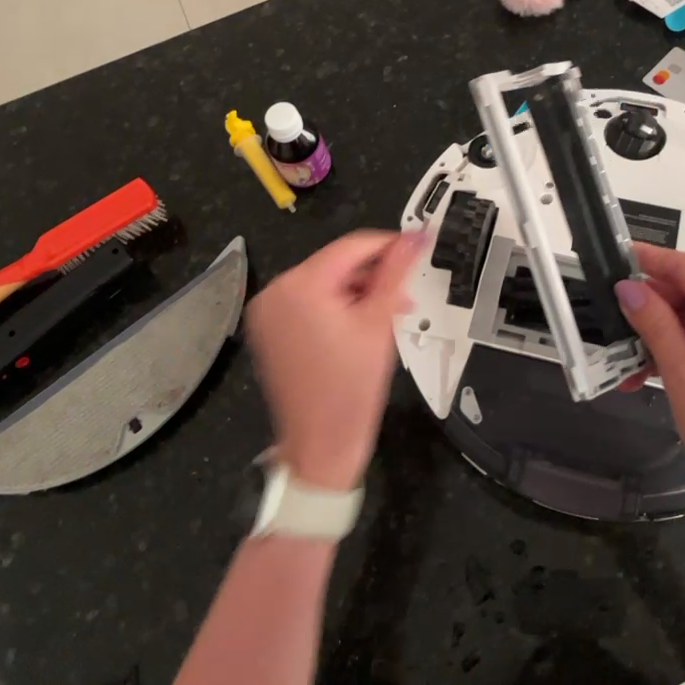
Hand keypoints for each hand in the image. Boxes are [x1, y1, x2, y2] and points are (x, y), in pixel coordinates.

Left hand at [243, 230, 426, 491]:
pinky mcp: (269, 330)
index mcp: (301, 285)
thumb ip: (396, 272)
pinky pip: (308, 303)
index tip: (416, 248)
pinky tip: (359, 327)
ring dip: (357, 293)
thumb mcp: (380, 323)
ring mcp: (268, 312)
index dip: (389, 245)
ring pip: (324, 283)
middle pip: (336, 264)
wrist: (320, 446)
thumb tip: (414, 238)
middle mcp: (276, 292)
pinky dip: (334, 307)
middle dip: (373, 276)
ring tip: (386, 315)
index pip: (352, 246)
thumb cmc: (350, 391)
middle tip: (403, 296)